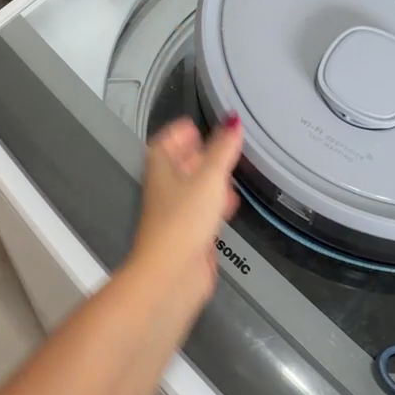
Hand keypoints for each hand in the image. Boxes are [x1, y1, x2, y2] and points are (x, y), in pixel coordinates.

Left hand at [125, 116, 241, 308]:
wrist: (173, 274)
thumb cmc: (184, 220)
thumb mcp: (208, 178)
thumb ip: (223, 150)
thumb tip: (234, 120)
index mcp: (161, 168)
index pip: (165, 141)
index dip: (181, 132)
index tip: (200, 126)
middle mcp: (165, 188)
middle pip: (180, 163)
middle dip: (200, 154)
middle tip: (223, 147)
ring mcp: (176, 213)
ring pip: (194, 188)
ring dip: (211, 179)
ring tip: (232, 172)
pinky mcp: (190, 234)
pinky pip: (203, 211)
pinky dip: (216, 204)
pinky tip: (231, 204)